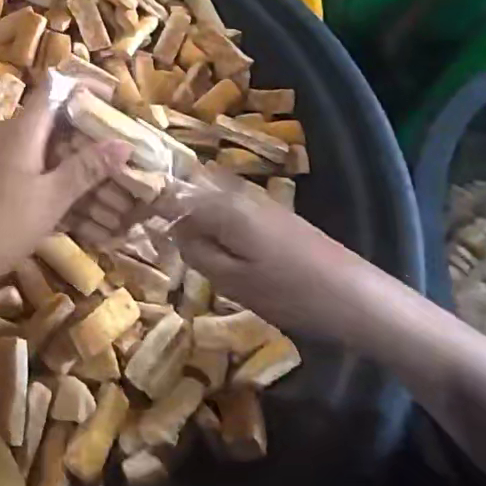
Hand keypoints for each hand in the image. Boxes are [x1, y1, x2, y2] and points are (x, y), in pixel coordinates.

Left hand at [0, 76, 128, 302]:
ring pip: (43, 145)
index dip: (84, 89)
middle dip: (86, 132)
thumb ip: (87, 168)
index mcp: (20, 129)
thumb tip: (124, 143)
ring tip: (108, 176)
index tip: (115, 101)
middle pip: (52, 119)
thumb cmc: (3, 225)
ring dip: (73, 158)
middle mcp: (7, 133)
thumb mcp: (52, 198)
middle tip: (122, 147)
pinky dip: (54, 174)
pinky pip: (30, 163)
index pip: (54, 91)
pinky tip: (77, 197)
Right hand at [161, 175, 402, 342]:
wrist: (360, 298)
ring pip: (205, 196)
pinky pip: (224, 205)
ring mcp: (255, 200)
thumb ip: (195, 251)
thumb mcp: (232, 281)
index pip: (167, 193)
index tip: (125, 218)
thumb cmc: (291, 292)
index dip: (143, 201)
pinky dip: (209, 218)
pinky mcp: (270, 213)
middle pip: (185, 187)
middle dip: (164, 202)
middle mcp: (235, 192)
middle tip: (145, 228)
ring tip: (172, 238)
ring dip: (186, 211)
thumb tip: (172, 231)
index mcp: (219, 205)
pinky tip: (210, 242)